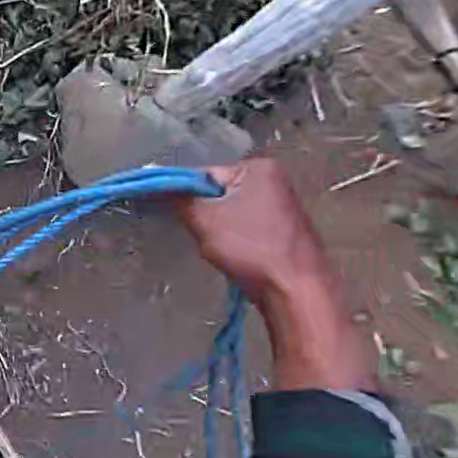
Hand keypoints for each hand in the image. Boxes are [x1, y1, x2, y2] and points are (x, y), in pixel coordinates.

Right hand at [176, 157, 327, 299]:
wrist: (295, 289)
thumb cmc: (250, 248)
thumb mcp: (203, 219)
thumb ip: (180, 198)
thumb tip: (161, 184)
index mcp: (257, 168)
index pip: (201, 175)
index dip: (184, 195)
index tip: (176, 215)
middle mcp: (274, 179)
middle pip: (216, 192)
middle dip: (202, 212)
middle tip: (198, 231)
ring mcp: (281, 204)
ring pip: (228, 210)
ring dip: (215, 226)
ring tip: (216, 245)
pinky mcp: (282, 226)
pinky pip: (243, 223)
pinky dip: (231, 236)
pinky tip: (233, 251)